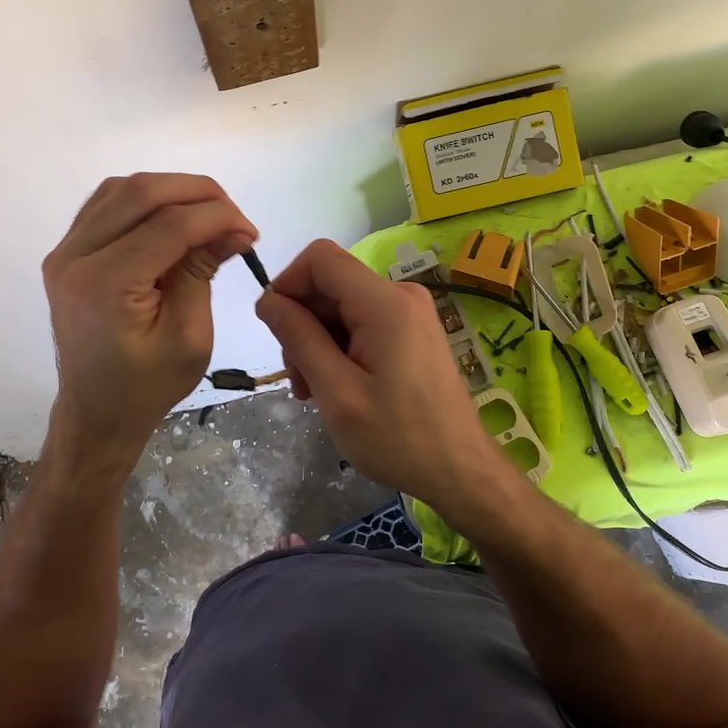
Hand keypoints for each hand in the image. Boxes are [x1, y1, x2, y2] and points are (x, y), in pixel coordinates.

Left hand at [42, 174, 256, 452]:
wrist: (97, 412)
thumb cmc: (147, 386)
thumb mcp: (189, 337)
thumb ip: (203, 272)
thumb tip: (234, 228)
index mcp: (105, 285)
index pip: (168, 225)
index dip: (216, 217)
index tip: (250, 231)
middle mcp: (74, 258)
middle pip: (140, 193)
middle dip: (197, 193)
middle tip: (233, 216)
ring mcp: (64, 252)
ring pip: (120, 189)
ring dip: (170, 191)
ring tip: (207, 216)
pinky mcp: (66, 253)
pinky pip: (105, 205)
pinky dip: (143, 200)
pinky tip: (172, 218)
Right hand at [254, 240, 508, 502]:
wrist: (459, 470)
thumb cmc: (397, 438)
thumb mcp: (337, 393)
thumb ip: (299, 339)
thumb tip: (268, 300)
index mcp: (385, 304)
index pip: (320, 258)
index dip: (287, 284)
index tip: (275, 330)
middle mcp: (401, 295)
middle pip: (331, 284)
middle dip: (303, 324)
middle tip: (299, 382)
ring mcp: (411, 313)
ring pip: (343, 306)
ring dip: (319, 342)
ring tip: (315, 393)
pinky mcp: (414, 331)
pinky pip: (364, 322)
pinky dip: (342, 348)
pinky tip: (339, 388)